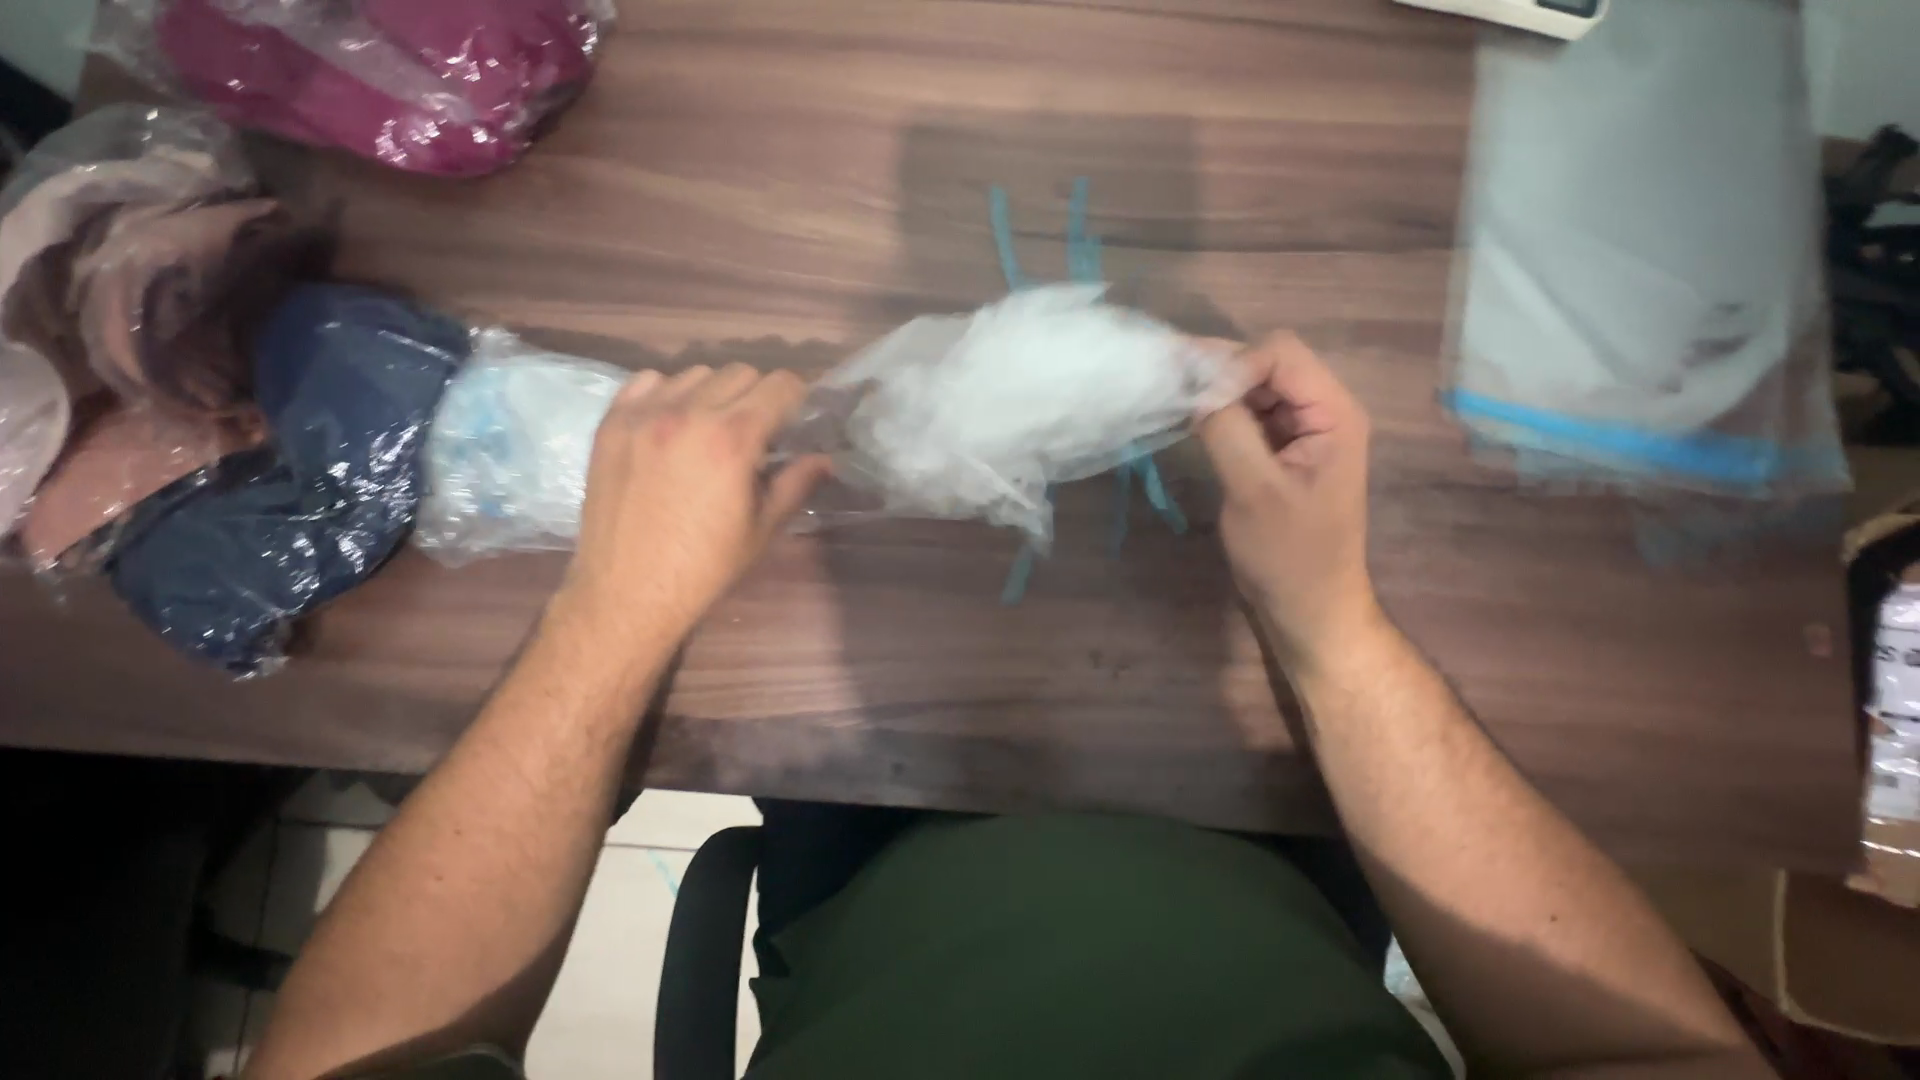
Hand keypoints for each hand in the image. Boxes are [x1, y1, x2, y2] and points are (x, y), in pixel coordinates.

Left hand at [553, 363, 830, 647]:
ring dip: (714, 393)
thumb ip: (796, 483)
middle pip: (741, 373)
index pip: (781, 385)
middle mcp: (689, 413)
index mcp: (733, 438)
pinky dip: (668, 393)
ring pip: (695, 373)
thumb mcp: (762, 529)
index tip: (797, 419)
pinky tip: (671, 425)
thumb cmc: (705, 567)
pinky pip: (648, 381)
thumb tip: (825, 459)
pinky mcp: (612, 424)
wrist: (628, 592)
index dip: (798, 398)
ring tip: (710, 429)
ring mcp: (644, 414)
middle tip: (757, 431)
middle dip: (758, 396)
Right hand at [1198, 332, 1380, 669]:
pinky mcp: (1282, 450)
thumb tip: (1193, 383)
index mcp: (1334, 414)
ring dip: (1216, 390)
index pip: (1280, 355)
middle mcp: (1324, 412)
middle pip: (1268, 363)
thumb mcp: (1254, 491)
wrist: (1308, 607)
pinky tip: (1189, 421)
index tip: (1192, 396)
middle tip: (1166, 383)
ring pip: (1255, 387)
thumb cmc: (1289, 555)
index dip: (1233, 364)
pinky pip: (1250, 414)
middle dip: (1219, 370)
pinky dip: (1220, 412)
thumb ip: (1227, 429)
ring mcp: (1304, 431)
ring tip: (1172, 402)